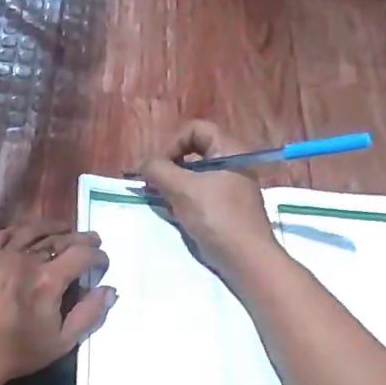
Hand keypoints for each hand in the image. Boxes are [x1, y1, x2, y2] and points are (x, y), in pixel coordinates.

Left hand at [0, 222, 115, 384]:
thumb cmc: (18, 353)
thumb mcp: (62, 341)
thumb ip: (89, 314)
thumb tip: (110, 290)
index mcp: (47, 279)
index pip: (82, 254)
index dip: (98, 256)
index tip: (103, 263)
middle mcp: (25, 260)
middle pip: (58, 239)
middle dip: (80, 239)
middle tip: (92, 240)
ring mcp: (0, 257)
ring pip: (30, 232)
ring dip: (51, 228)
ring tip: (63, 229)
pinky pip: (1, 236)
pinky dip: (17, 231)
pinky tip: (25, 232)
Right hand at [131, 120, 280, 275]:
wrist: (244, 255)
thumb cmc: (216, 216)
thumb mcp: (183, 189)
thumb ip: (158, 170)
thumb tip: (141, 164)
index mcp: (228, 151)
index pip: (195, 129)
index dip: (172, 143)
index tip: (158, 167)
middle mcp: (229, 163)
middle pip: (191, 151)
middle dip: (167, 165)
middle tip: (151, 184)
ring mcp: (227, 185)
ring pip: (191, 174)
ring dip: (170, 183)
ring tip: (159, 199)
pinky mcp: (221, 205)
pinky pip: (195, 192)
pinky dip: (179, 197)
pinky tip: (172, 212)